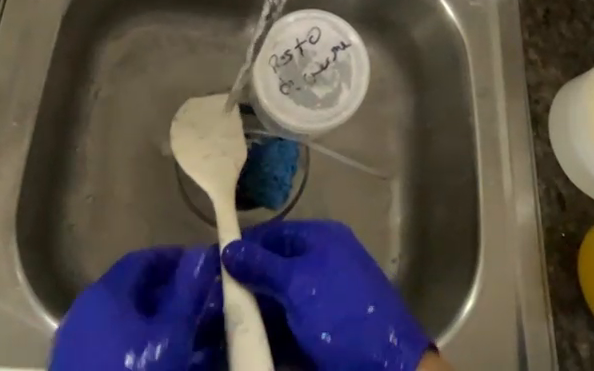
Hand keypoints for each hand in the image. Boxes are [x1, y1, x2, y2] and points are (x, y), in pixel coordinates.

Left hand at [51, 245, 222, 370]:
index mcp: (104, 294)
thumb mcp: (172, 336)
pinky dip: (148, 348)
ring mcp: (78, 348)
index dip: (177, 260)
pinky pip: (120, 349)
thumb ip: (189, 291)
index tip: (206, 269)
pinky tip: (176, 362)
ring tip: (201, 339)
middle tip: (210, 306)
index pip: (143, 259)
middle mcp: (86, 313)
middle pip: (137, 292)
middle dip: (176, 297)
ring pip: (131, 325)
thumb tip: (203, 254)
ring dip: (166, 326)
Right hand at [222, 220, 430, 370]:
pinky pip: (282, 328)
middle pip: (270, 269)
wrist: (386, 369)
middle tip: (207, 300)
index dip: (242, 248)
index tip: (208, 265)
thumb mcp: (299, 284)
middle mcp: (319, 266)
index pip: (272, 235)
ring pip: (273, 301)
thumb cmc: (341, 313)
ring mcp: (318, 302)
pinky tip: (236, 343)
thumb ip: (261, 266)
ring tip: (213, 324)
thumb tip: (228, 248)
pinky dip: (261, 336)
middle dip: (240, 284)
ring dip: (247, 313)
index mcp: (321, 241)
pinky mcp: (316, 334)